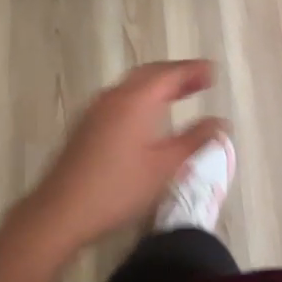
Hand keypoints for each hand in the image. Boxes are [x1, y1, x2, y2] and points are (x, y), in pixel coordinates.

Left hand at [24, 60, 227, 249]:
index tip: (213, 71)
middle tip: (200, 80)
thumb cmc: (118, 188)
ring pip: (133, 84)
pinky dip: (141, 95)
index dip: (193, 70)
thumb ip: (195, 141)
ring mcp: (97, 108)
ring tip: (179, 94)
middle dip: (176, 74)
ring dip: (158, 84)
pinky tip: (147, 115)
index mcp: (137, 99)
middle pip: (150, 73)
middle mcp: (116, 95)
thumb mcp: (164, 167)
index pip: (170, 73)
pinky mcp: (86, 123)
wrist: (60, 211)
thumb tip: (221, 123)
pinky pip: (121, 96)